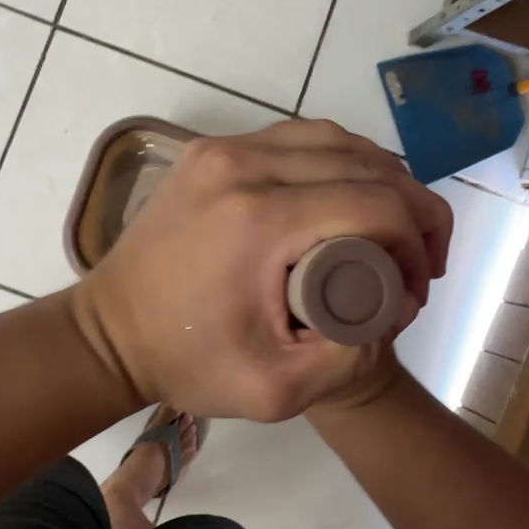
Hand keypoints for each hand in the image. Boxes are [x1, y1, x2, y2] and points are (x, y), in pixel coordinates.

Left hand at [69, 120, 452, 421]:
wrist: (110, 331)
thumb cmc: (186, 362)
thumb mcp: (275, 391)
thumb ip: (349, 358)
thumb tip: (391, 306)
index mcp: (258, 218)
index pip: (375, 202)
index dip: (416, 243)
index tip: (415, 289)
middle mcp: (242, 165)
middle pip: (363, 164)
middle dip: (411, 210)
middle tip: (419, 264)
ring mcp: (222, 147)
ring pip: (334, 140)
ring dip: (379, 178)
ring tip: (395, 230)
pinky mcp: (211, 149)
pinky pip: (296, 138)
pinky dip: (337, 162)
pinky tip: (350, 198)